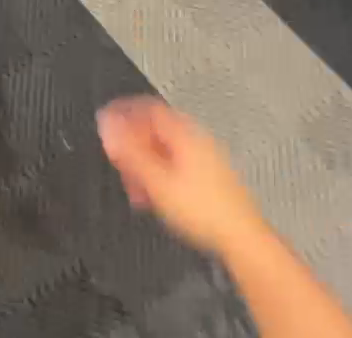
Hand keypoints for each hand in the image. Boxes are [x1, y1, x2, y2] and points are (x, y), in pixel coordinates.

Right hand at [96, 96, 268, 256]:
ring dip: (144, 165)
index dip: (124, 111)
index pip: (148, 107)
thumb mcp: (155, 179)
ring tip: (135, 187)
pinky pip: (178, 167)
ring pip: (165, 152)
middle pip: (155, 131)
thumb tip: (106, 124)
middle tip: (119, 162)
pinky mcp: (213, 180)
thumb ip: (128, 149)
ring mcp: (209, 160)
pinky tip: (154, 197)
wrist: (245, 243)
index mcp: (186, 135)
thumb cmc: (202, 210)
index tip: (106, 123)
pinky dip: (160, 175)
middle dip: (132, 146)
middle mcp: (199, 142)